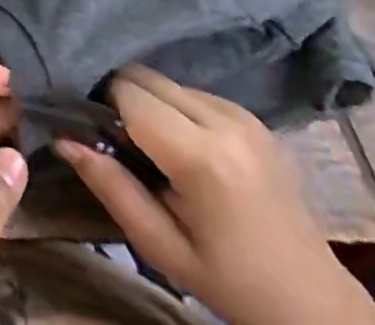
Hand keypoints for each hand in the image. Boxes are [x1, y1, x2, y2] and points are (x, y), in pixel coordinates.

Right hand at [56, 65, 374, 324]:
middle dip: (120, 98)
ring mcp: (244, 114)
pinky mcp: (253, 116)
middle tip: (117, 142)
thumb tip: (64, 139)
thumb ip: (110, 186)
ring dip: (148, 102)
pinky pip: (194, 93)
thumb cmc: (228, 280)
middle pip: (146, 77)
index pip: (129, 94)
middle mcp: (225, 121)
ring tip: (150, 148)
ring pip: (168, 81)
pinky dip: (174, 108)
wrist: (311, 298)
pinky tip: (181, 147)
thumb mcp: (160, 246)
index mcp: (202, 157)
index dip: (101, 107)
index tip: (93, 134)